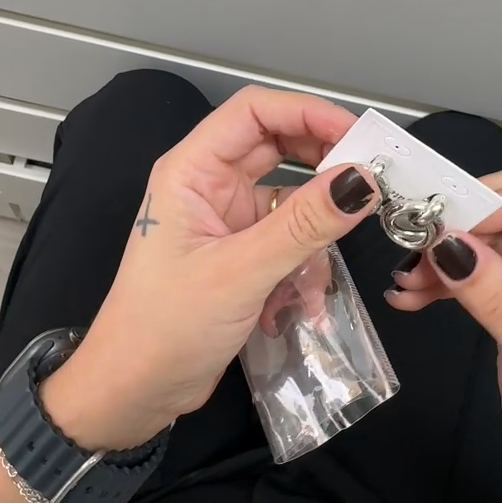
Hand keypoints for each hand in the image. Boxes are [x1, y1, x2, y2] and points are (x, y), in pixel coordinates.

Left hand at [42, 87, 380, 452]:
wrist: (133, 392)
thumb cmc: (165, 326)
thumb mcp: (240, 272)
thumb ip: (304, 225)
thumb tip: (361, 180)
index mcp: (191, 169)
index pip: (254, 111)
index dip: (307, 111)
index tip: (357, 135)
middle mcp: (208, 183)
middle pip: (275, 145)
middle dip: (322, 161)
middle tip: (368, 180)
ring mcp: (224, 218)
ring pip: (287, 197)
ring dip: (314, 226)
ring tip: (328, 259)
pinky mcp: (239, 252)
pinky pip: (286, 238)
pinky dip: (304, 262)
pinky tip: (303, 301)